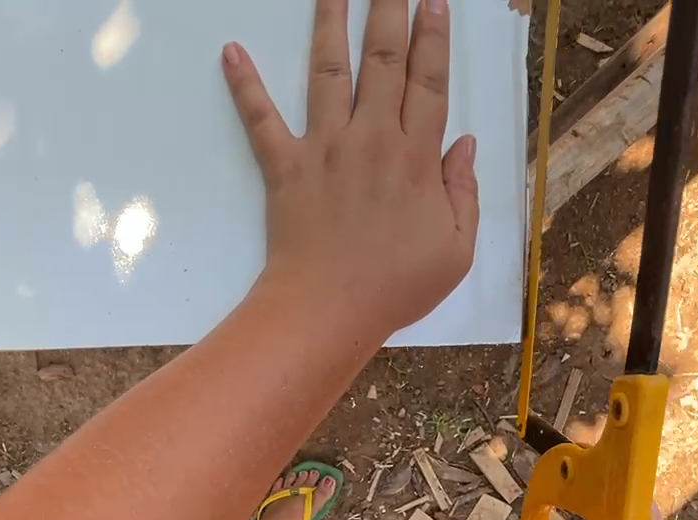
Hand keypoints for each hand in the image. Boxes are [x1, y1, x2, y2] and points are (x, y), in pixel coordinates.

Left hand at [222, 0, 479, 340]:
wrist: (329, 311)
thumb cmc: (395, 288)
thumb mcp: (455, 252)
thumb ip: (464, 194)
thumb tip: (466, 144)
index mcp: (417, 159)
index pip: (430, 83)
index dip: (434, 37)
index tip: (434, 0)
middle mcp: (371, 140)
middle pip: (384, 60)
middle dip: (390, 9)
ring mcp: (325, 149)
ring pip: (329, 71)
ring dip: (330, 21)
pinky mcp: (285, 168)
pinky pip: (262, 120)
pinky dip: (245, 86)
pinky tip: (231, 52)